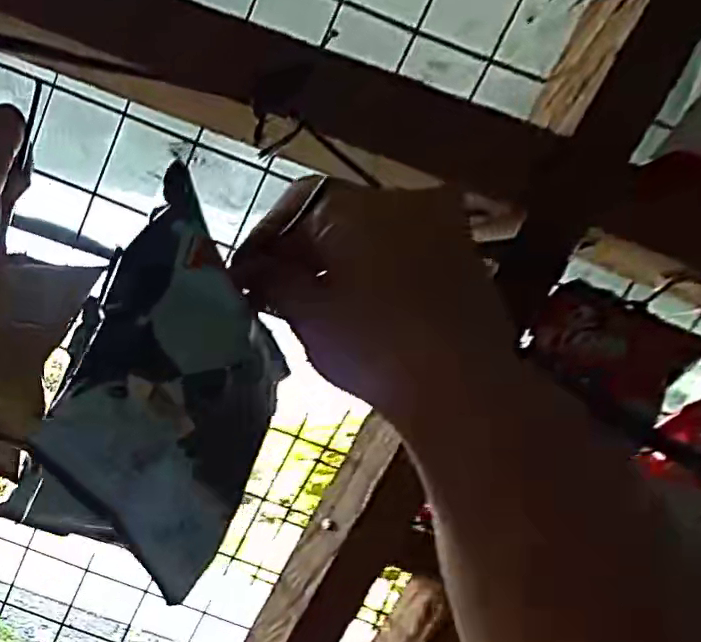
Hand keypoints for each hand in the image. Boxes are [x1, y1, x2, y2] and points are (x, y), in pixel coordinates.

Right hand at [231, 179, 518, 429]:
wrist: (458, 383)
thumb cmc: (370, 345)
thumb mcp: (306, 313)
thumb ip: (271, 281)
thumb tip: (246, 268)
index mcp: (361, 209)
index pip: (297, 200)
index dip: (263, 236)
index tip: (241, 275)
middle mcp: (404, 201)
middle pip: (331, 213)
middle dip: (293, 250)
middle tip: (262, 293)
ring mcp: (437, 223)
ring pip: (361, 231)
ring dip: (324, 261)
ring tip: (297, 304)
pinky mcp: (454, 252)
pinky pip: (391, 246)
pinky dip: (358, 267)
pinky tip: (340, 306)